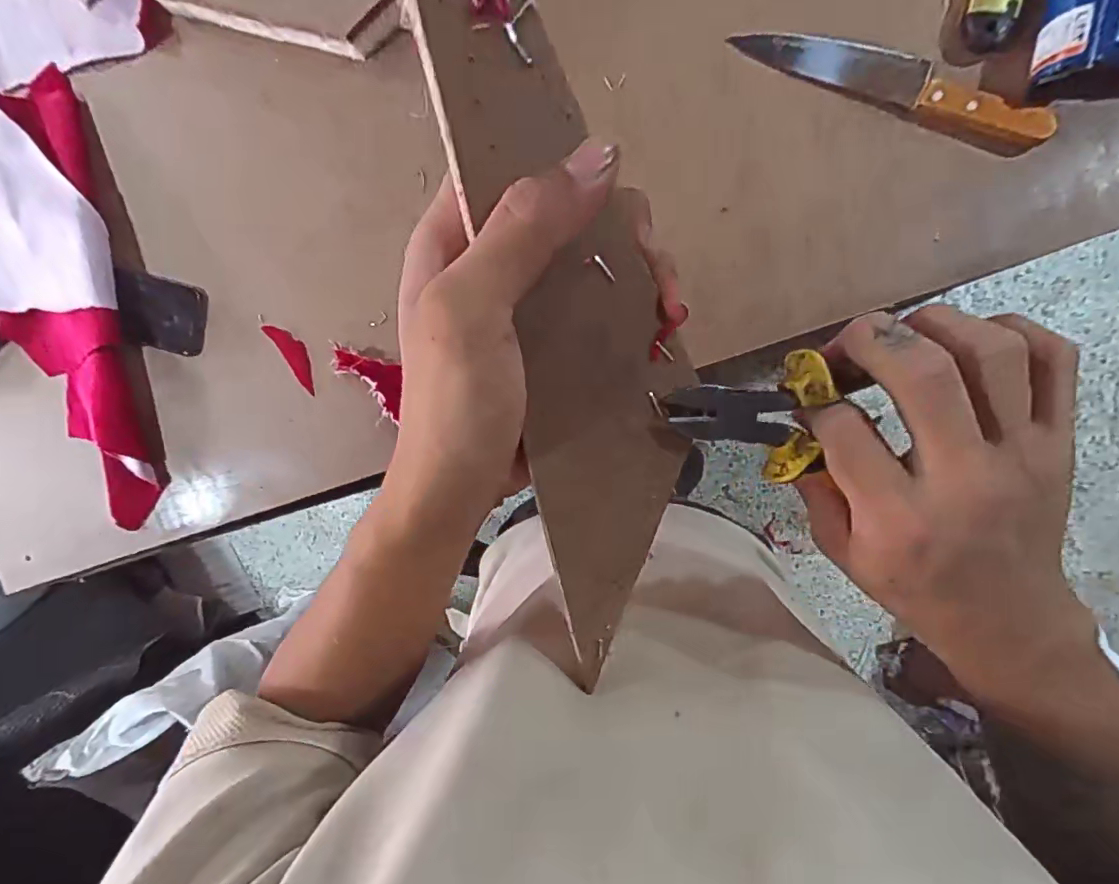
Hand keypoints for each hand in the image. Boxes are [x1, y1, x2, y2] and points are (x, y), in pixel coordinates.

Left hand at [394, 139, 687, 510]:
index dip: (559, 168)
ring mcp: (521, 310)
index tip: (611, 194)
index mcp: (450, 244)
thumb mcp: (472, 309)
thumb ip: (521, 231)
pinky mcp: (548, 348)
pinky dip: (631, 316)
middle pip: (564, 215)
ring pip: (589, 262)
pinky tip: (657, 334)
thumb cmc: (454, 405)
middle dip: (618, 232)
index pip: (504, 170)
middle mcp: (486, 266)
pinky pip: (596, 311)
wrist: (457, 491)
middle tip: (652, 267)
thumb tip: (598, 157)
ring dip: (637, 276)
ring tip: (668, 313)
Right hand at [794, 306, 1098, 706]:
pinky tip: (970, 338)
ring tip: (906, 329)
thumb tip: (802, 429)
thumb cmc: (912, 586)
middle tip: (847, 341)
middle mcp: (964, 477)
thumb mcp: (842, 552)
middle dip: (874, 341)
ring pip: (993, 352)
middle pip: (925, 376)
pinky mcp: (1060, 441)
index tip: (807, 401)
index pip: (847, 431)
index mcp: (899, 516)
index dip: (817, 404)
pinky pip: (1053, 359)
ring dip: (939, 323)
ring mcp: (1023, 453)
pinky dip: (1011, 330)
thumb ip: (816, 489)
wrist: (1005, 614)